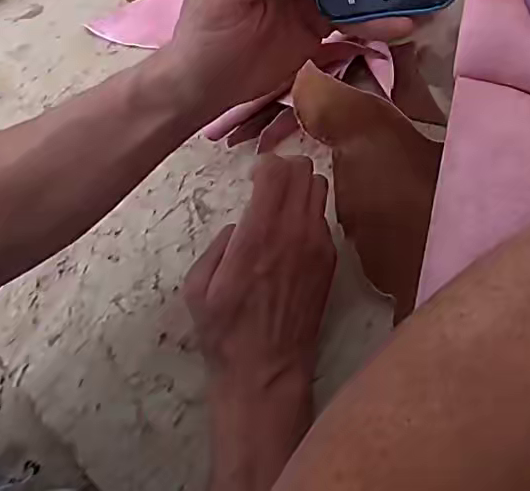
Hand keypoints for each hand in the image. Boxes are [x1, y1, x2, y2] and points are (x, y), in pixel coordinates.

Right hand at [185, 154, 337, 394]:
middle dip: (287, 167)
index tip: (255, 172)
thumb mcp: (199, 289)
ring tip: (283, 201)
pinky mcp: (331, 254)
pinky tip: (293, 230)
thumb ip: (219, 245)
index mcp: (258, 238)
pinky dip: (310, 211)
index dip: (266, 164)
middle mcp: (294, 232)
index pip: (276, 174)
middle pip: (304, 172)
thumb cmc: (226, 331)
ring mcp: (319, 242)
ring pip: (320, 188)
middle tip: (270, 179)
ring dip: (301, 185)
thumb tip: (240, 223)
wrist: (268, 366)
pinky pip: (324, 216)